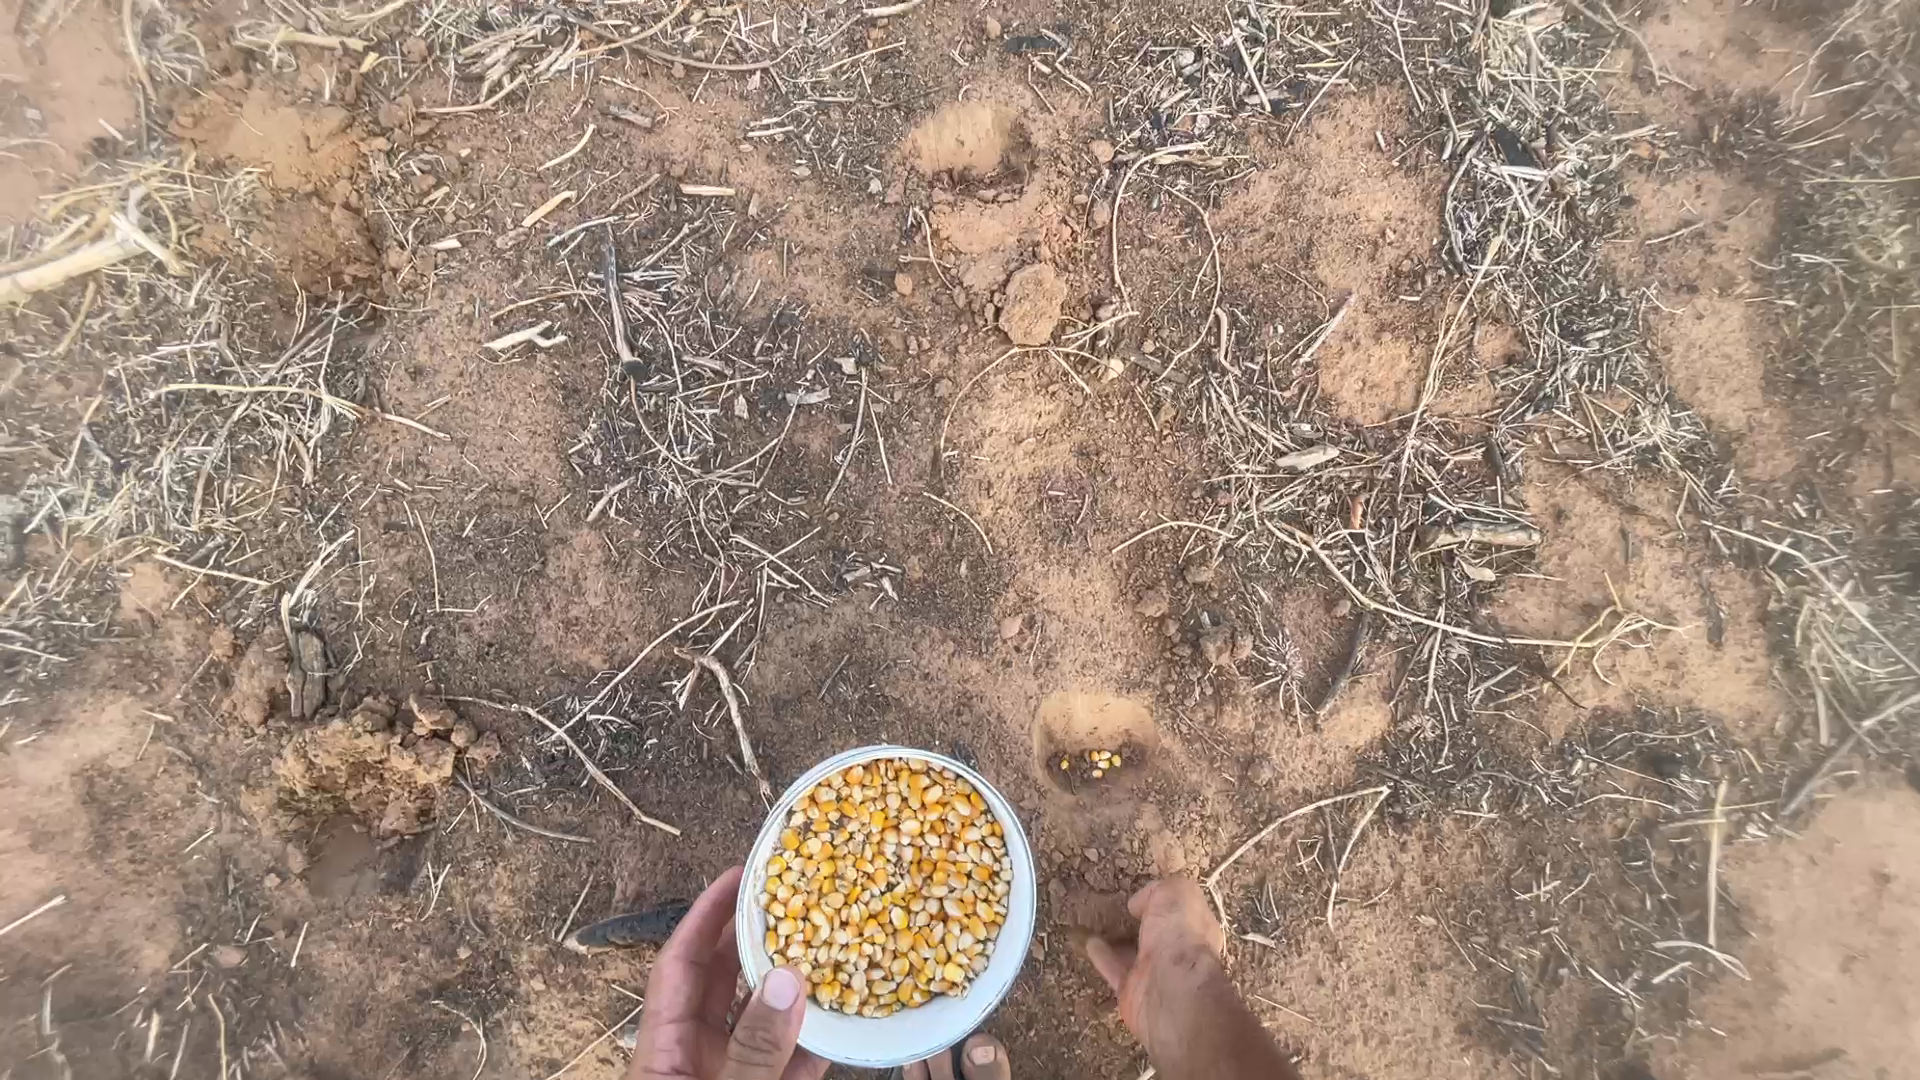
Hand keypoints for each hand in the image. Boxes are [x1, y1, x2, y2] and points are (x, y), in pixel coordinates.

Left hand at [627, 865, 826, 1079]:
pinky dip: (813, 1040)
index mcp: (662, 1056)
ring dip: (791, 986)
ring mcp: (729, 1078)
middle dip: (755, 936)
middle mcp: (693, 1061)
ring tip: (823, 940)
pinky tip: (841, 1016)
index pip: (678, 966)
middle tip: (791, 893)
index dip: (706, 915)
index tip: (739, 875)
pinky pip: (789, 1062)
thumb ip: (752, 1051)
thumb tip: (786, 979)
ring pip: (760, 1018)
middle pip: (722, 981)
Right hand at [1083, 878, 1227, 1042]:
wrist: (1171, 992)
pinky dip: (1101, 955)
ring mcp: (1156, 974)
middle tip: (1122, 905)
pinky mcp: (1131, 991)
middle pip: (1159, 932)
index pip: (1183, 910)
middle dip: (1144, 921)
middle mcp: (1179, 953)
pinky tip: (1089, 940)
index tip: (1146, 890)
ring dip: (1119, 938)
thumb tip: (1139, 904)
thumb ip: (1159, 889)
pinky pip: (1113, 968)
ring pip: (1134, 951)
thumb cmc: (1180, 935)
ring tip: (1100, 920)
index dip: (1167, 899)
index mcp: (1197, 928)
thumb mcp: (1176, 893)